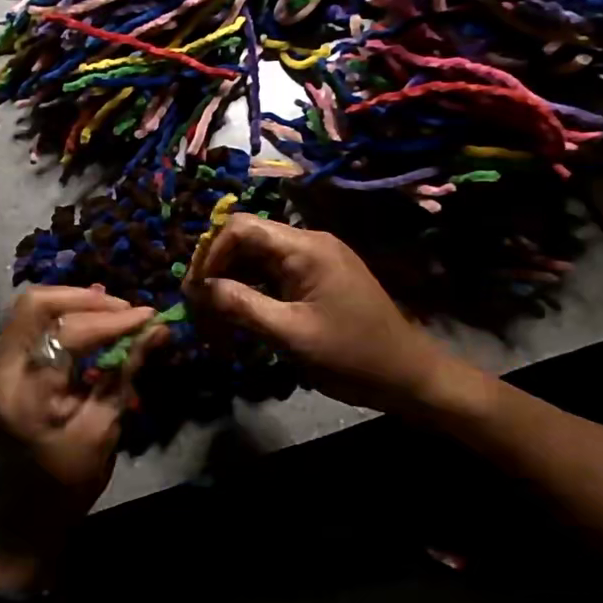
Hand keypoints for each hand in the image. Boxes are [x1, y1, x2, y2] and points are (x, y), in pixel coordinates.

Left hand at [0, 286, 166, 570]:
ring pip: (26, 310)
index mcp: (26, 395)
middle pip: (34, 305)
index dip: (112, 320)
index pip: (67, 333)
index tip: (148, 317)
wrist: (21, 517)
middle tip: (126, 309)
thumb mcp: (103, 431)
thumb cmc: (66, 483)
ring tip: (111, 310)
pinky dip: (56, 316)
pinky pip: (24, 326)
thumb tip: (158, 330)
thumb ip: (125, 373)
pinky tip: (86, 320)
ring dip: (70, 302)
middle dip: (84, 298)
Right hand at [191, 215, 457, 414]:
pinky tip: (239, 318)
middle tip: (198, 308)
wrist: (408, 375)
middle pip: (246, 241)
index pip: (241, 227)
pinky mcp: (316, 278)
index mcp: (305, 247)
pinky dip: (252, 293)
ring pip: (256, 260)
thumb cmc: (351, 355)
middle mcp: (308, 243)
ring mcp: (314, 260)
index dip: (210, 253)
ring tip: (214, 318)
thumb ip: (241, 306)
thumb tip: (195, 288)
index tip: (195, 290)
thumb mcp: (290, 334)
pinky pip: (273, 276)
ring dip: (232, 284)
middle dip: (217, 270)